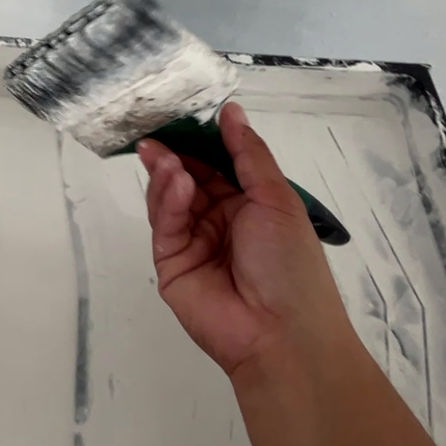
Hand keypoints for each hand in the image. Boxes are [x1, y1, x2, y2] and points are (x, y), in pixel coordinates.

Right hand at [138, 102, 352, 377]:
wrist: (282, 335)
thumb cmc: (291, 265)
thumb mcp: (278, 201)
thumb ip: (248, 154)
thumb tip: (231, 110)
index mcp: (247, 205)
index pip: (215, 164)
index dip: (199, 140)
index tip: (180, 114)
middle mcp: (217, 219)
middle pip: (187, 177)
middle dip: (172, 153)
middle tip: (155, 132)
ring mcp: (191, 240)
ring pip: (170, 196)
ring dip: (167, 173)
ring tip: (163, 156)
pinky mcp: (168, 260)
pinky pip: (164, 222)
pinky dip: (167, 199)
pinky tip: (176, 182)